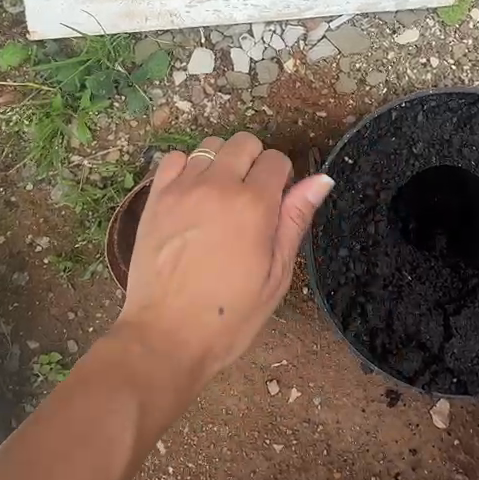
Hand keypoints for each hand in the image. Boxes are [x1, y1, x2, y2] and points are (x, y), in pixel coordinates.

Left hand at [114, 132, 333, 385]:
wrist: (165, 337)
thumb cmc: (229, 315)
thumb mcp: (276, 274)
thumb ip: (296, 219)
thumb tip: (322, 178)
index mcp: (255, 204)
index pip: (277, 160)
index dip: (282, 180)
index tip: (274, 206)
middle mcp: (219, 185)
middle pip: (244, 142)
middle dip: (254, 163)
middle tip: (249, 199)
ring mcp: (183, 188)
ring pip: (210, 145)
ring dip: (221, 162)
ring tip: (219, 196)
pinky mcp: (156, 197)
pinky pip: (175, 158)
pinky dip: (187, 168)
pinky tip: (191, 195)